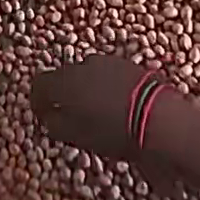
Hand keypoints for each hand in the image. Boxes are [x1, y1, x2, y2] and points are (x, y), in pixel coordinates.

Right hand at [31, 55, 155, 158]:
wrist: (160, 118)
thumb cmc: (113, 131)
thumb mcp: (78, 137)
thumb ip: (55, 125)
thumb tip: (49, 118)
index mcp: (63, 83)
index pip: (39, 84)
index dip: (38, 101)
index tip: (43, 115)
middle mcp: (80, 65)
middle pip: (62, 77)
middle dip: (63, 94)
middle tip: (70, 115)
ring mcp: (105, 62)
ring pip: (86, 73)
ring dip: (85, 88)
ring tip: (97, 110)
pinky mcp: (126, 64)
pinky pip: (107, 73)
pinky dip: (105, 85)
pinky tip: (116, 103)